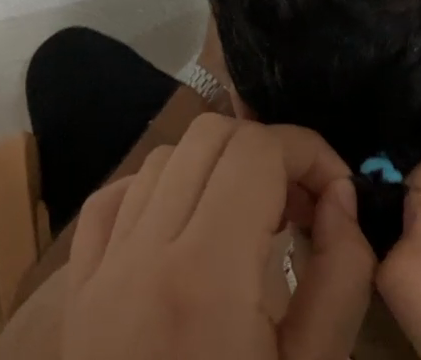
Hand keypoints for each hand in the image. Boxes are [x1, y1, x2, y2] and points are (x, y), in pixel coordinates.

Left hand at [0, 113, 375, 359]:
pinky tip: (187, 227)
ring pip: (164, 156)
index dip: (309, 152)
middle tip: (299, 208)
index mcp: (205, 274)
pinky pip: (116, 197)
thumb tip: (340, 197)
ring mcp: (103, 264)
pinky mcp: (80, 284)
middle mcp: (144, 250)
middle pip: (211, 136)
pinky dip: (160, 188)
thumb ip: (340, 276)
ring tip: (250, 221)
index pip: (258, 150)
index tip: (337, 193)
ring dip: (217, 168)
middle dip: (269, 153)